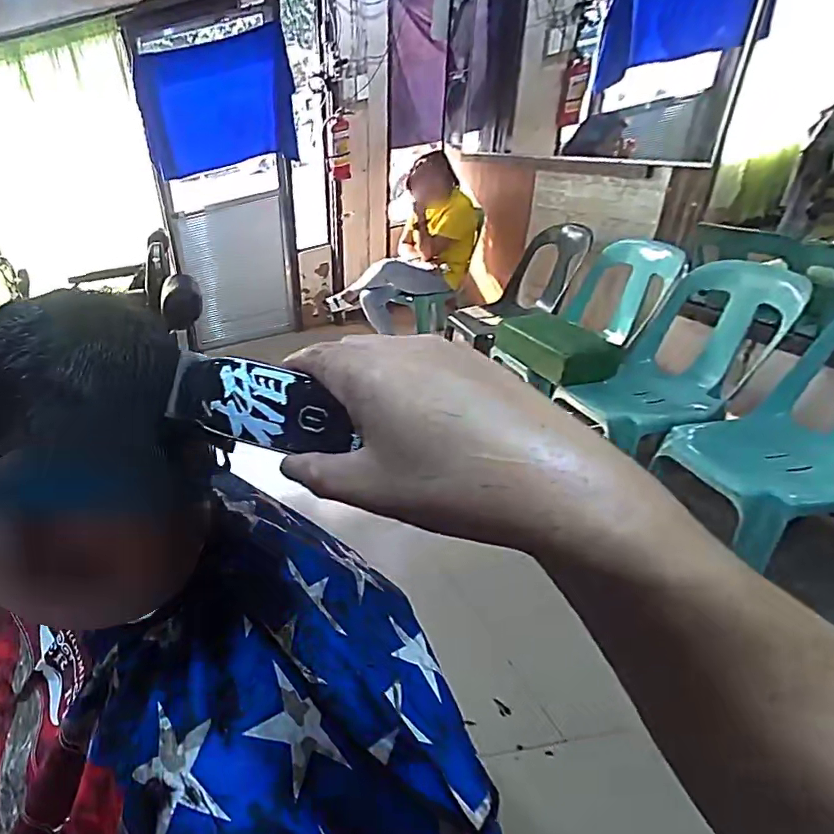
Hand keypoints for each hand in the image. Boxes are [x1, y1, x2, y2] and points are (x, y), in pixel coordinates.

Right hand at [279, 336, 724, 581]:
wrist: (551, 478)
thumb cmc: (445, 483)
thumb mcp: (370, 488)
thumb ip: (317, 472)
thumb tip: (288, 463)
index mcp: (365, 369)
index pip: (308, 357)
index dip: (287, 381)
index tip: (282, 412)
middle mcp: (401, 344)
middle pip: (347, 355)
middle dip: (327, 386)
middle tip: (329, 432)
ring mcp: (446, 347)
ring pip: (387, 358)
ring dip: (368, 385)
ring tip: (378, 432)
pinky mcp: (478, 361)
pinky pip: (424, 364)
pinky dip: (406, 386)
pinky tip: (428, 428)